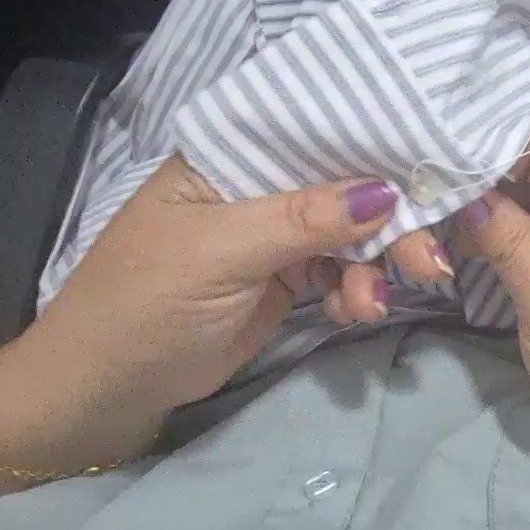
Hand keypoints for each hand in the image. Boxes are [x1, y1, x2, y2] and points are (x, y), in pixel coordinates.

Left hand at [28, 155, 429, 408]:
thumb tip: (386, 190)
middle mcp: (259, 186)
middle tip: (426, 261)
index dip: (372, 145)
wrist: (100, 397)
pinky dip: (356, 291)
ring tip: (373, 305)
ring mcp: (275, 234)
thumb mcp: (219, 254)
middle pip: (345, 187)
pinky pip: (342, 272)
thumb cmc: (140, 305)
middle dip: (388, 222)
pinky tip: (354, 310)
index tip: (430, 163)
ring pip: (352, 232)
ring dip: (375, 265)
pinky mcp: (288, 277)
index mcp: (230, 157)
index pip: (313, 133)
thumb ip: (303, 219)